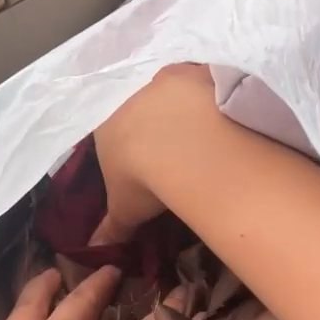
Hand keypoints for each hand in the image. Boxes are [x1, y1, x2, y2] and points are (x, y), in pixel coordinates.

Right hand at [91, 63, 225, 243]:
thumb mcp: (124, 208)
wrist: (185, 141)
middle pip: (142, 106)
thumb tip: (96, 248)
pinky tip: (222, 117)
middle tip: (176, 149)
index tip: (142, 161)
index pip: (111, 130)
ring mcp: (168, 77)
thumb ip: (112, 226)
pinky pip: (204, 83)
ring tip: (203, 134)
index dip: (128, 144)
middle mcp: (133, 91)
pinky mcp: (200, 71)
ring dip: (184, 107)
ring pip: (173, 90)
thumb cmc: (142, 176)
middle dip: (156, 123)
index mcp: (105, 120)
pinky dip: (211, 97)